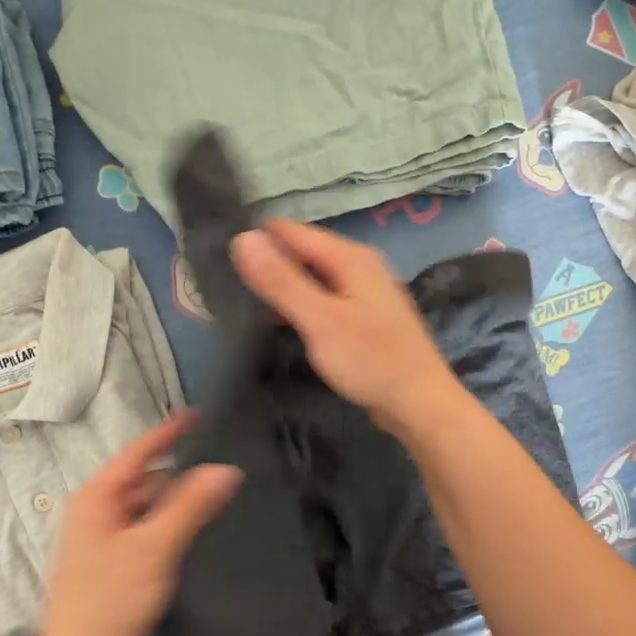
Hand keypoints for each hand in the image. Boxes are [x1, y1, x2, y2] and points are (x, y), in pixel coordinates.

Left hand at [31, 413, 241, 635]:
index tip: (199, 415)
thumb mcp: (156, 547)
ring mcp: (101, 541)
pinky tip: (191, 541)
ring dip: (176, 508)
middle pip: (145, 482)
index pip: (138, 452)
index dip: (169, 432)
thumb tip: (227, 469)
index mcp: (97, 498)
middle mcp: (95, 512)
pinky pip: (144, 535)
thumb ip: (191, 506)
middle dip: (181, 478)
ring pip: (146, 511)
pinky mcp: (111, 567)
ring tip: (217, 505)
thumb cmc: (112, 599)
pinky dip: (167, 531)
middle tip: (224, 475)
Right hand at [231, 219, 461, 427]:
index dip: (254, 238)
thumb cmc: (371, 361)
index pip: (290, 231)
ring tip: (238, 305)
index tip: (215, 255)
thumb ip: (282, 282)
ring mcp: (364, 294)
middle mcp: (360, 267)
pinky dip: (300, 308)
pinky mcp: (365, 321)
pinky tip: (277, 325)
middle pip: (302, 254)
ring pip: (312, 280)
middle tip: (221, 285)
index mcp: (350, 257)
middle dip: (266, 265)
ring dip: (281, 290)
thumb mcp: (320, 320)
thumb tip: (242, 238)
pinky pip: (324, 302)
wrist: (420, 404)